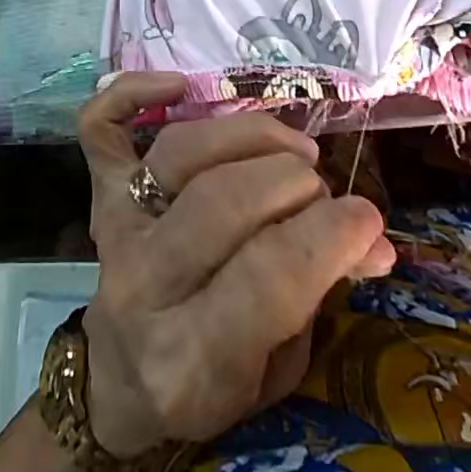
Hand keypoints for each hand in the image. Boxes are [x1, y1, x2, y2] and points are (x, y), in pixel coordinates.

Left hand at [75, 73, 394, 457]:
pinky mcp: (98, 196)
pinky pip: (99, 130)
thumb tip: (372, 238)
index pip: (265, 277)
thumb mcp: (275, 370)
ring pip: (177, 154)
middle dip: (289, 183)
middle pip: (218, 202)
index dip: (327, 236)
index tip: (368, 217)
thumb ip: (317, 298)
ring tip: (293, 149)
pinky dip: (129, 93)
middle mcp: (141, 282)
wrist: (118, 380)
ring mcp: (114, 229)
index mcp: (190, 356)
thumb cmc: (206, 385)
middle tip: (321, 188)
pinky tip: (179, 86)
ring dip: (246, 136)